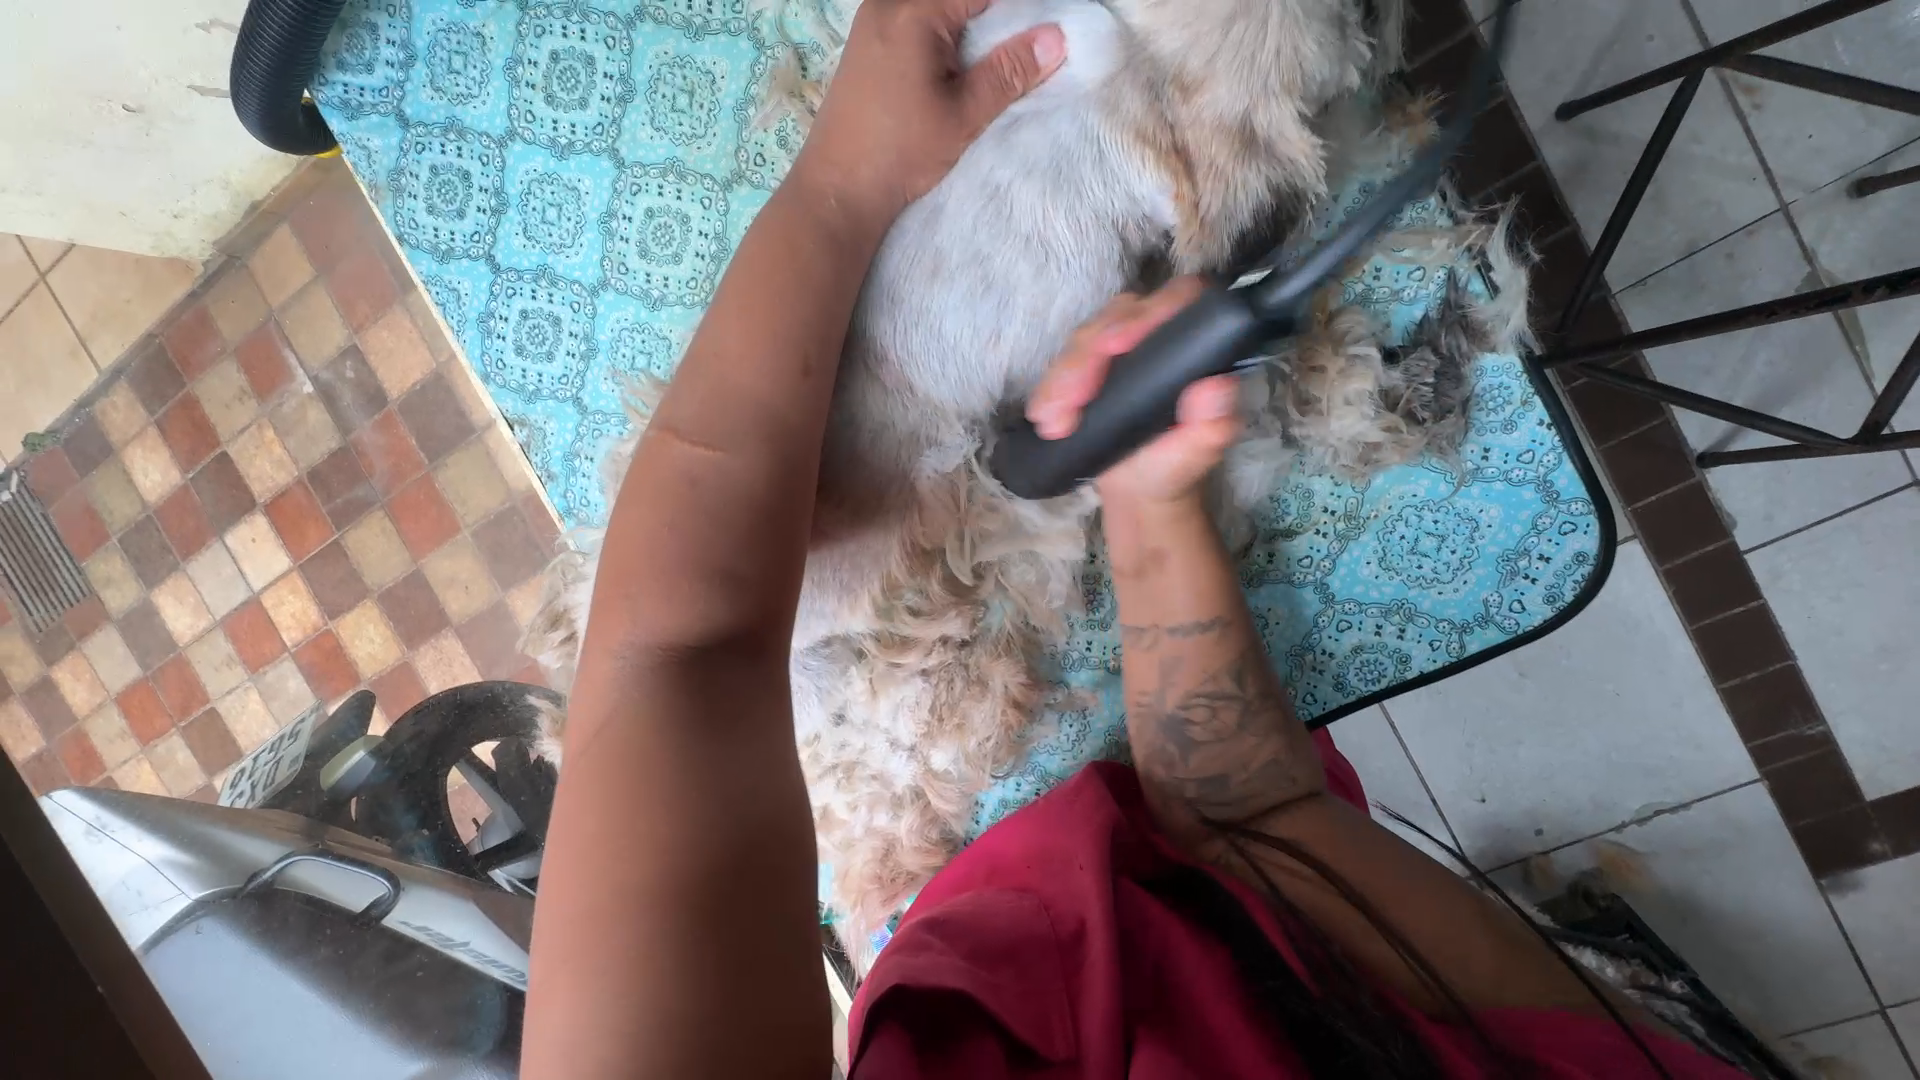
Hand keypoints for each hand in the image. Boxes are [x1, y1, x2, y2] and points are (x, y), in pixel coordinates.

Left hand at [792, 0, 1065, 225]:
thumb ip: (1008, 74)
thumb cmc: (900, 153)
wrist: (838, 190)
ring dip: (967, 27)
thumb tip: (1056, 38)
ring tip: (993, 61)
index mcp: (913, 11)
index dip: (1017, 11)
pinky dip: (942, 34)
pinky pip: (913, 22)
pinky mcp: (864, 47)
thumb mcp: (962, 116)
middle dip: (990, 18)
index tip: (1043, 30)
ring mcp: (870, 23)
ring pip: (933, 9)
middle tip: (1020, 50)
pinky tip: (956, 66)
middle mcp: (887, 4)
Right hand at [1026, 277, 1241, 506]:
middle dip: (1087, 356)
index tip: (1117, 345)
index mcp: (1191, 348)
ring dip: (1063, 377)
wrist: (1141, 492)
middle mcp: (1154, 339)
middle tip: (1072, 399)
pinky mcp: (1087, 369)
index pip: (1175, 301)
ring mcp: (1117, 352)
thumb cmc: (1175, 468)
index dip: (1146, 313)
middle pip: (1118, 316)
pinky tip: (1044, 415)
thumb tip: (1216, 385)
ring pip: (1083, 339)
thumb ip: (1213, 422)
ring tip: (1055, 420)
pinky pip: (1061, 365)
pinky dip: (1049, 390)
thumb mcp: (1199, 452)